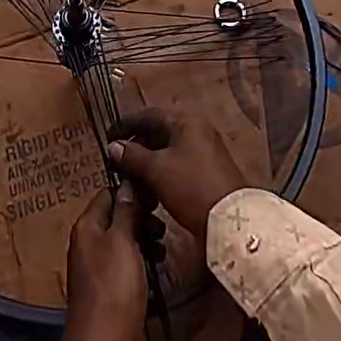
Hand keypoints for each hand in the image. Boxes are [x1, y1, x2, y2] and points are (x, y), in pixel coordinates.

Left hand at [32, 186, 147, 340]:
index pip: (106, 195)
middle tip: (160, 227)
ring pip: (126, 245)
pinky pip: (130, 271)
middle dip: (141, 220)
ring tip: (162, 251)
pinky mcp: (114, 294)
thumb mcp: (122, 241)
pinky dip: (144, 268)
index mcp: (86, 228)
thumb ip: (125, 212)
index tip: (152, 194)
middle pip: (117, 220)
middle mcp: (90, 246)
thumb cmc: (112, 291)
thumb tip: (126, 187)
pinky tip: (158, 273)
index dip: (128, 191)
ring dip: (145, 244)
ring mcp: (101, 271)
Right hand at [107, 108, 247, 238]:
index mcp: (187, 123)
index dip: (126, 125)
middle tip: (119, 167)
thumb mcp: (157, 170)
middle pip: (158, 136)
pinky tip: (152, 199)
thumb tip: (113, 147)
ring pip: (166, 156)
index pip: (149, 116)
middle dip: (136, 153)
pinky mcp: (208, 176)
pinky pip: (177, 170)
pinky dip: (161, 180)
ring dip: (147, 170)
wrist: (232, 224)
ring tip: (134, 188)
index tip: (108, 137)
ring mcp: (205, 155)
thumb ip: (132, 156)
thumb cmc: (192, 187)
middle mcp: (197, 133)